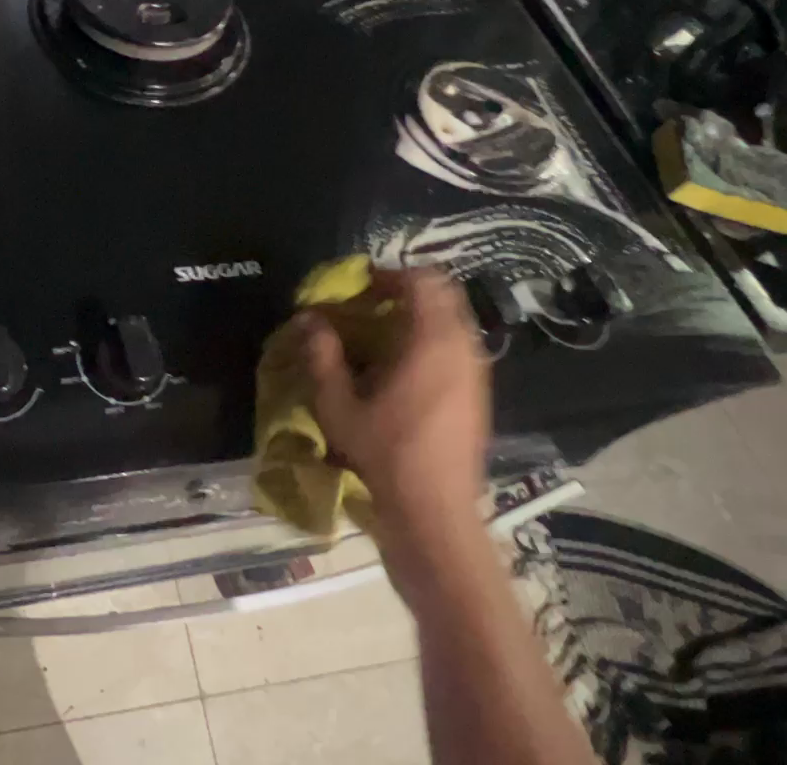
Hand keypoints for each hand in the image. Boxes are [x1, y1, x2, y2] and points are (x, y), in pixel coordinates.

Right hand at [299, 267, 490, 534]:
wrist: (435, 511)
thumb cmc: (385, 453)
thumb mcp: (338, 404)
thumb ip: (322, 356)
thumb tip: (308, 319)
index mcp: (432, 342)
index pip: (423, 280)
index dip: (389, 274)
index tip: (358, 286)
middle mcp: (463, 349)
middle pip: (442, 296)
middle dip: (403, 294)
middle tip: (366, 307)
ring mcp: (476, 373)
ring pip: (452, 323)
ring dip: (417, 319)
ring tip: (378, 337)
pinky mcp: (478, 395)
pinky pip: (456, 348)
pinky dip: (429, 342)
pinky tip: (398, 371)